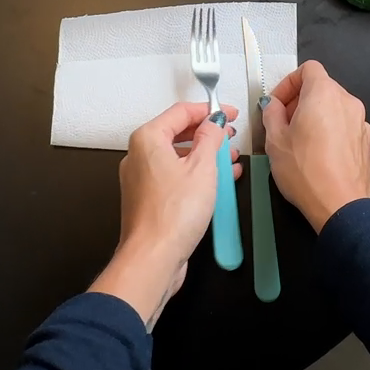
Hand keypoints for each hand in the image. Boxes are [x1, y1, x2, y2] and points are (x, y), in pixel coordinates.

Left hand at [88, 101, 239, 326]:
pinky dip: (196, 176)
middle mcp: (139, 155)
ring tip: (230, 160)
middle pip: (178, 133)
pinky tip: (219, 182)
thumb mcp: (202, 167)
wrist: (153, 259)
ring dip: (205, 157)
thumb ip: (210, 138)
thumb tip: (214, 122)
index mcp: (147, 138)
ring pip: (178, 157)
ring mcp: (142, 178)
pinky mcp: (148, 200)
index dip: (208, 110)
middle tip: (230, 135)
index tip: (228, 113)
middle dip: (208, 135)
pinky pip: (175, 177)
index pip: (180, 112)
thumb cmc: (174, 213)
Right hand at [263, 61, 369, 231]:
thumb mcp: (274, 139)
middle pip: (321, 88)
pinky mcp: (367, 144)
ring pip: (334, 109)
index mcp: (324, 93)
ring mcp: (361, 123)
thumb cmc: (304, 170)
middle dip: (300, 101)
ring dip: (316, 117)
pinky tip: (319, 156)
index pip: (308, 69)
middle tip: (284, 123)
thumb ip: (271, 113)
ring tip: (300, 142)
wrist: (341, 207)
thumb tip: (274, 105)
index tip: (277, 104)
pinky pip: (345, 127)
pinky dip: (331, 132)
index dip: (289, 82)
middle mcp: (347, 102)